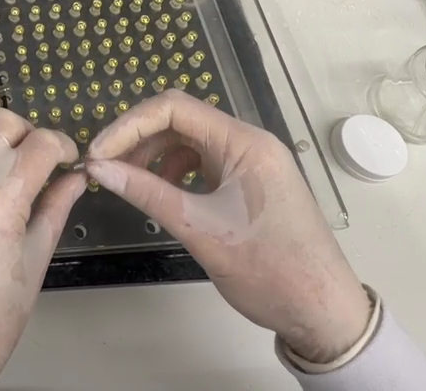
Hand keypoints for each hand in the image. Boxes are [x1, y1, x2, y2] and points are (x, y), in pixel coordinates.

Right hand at [84, 91, 370, 362]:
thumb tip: (98, 168)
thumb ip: (146, 193)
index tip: (100, 152)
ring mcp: (251, 161)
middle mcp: (249, 142)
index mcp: (244, 143)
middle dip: (138, 139)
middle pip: (179, 120)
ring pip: (188, 140)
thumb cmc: (270, 271)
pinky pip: (202, 161)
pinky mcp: (249, 182)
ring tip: (128, 180)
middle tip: (105, 165)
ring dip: (153, 155)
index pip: (174, 108)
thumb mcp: (201, 231)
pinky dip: (174, 171)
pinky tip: (160, 193)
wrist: (327, 318)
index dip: (130, 124)